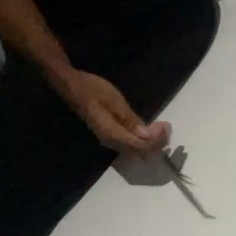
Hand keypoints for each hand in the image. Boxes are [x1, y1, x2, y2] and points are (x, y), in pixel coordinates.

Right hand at [50, 66, 167, 152]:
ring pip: (138, 149)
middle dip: (158, 142)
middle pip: (141, 151)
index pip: (141, 146)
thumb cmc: (90, 88)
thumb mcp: (114, 100)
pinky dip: (145, 139)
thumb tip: (147, 135)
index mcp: (112, 133)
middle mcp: (111, 142)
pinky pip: (132, 144)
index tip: (166, 126)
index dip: (157, 140)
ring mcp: (110, 140)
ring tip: (162, 128)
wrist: (68, 84)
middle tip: (167, 127)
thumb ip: (130, 119)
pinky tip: (151, 130)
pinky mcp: (111, 135)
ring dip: (153, 141)